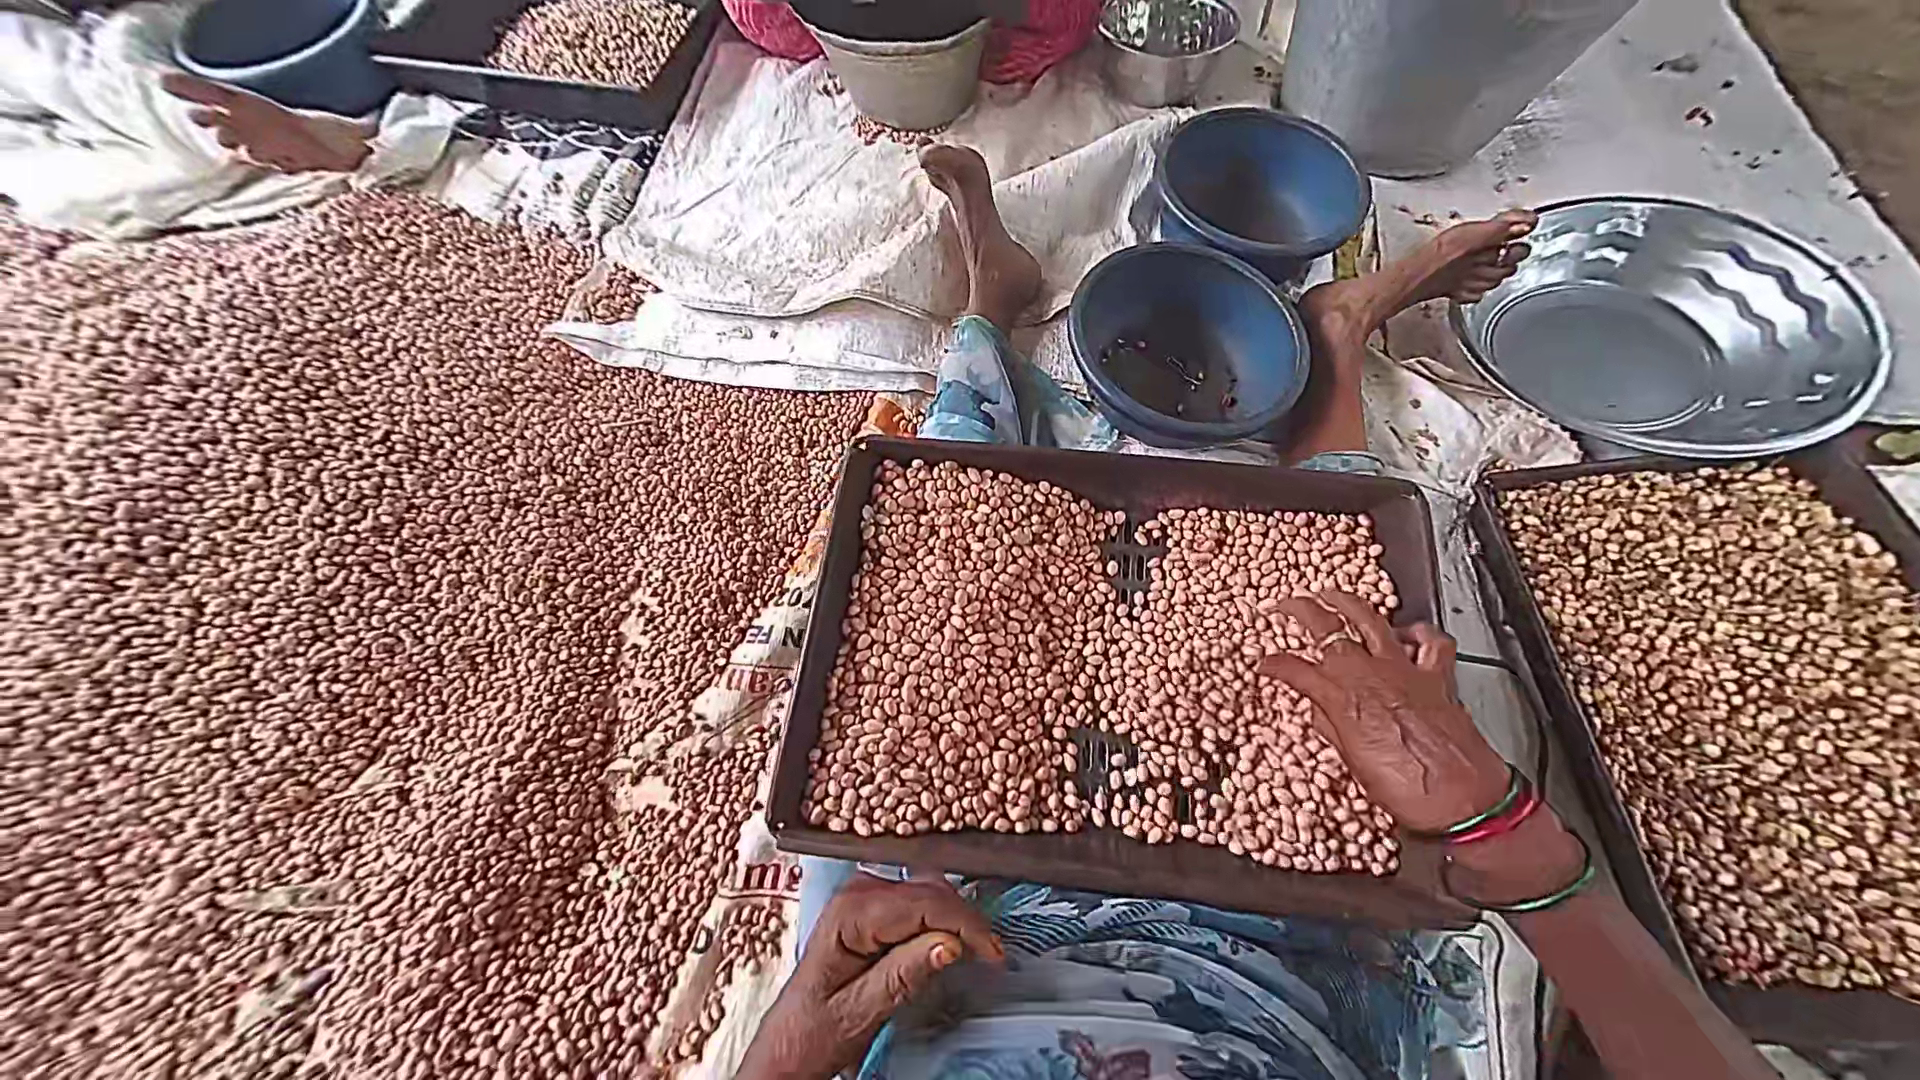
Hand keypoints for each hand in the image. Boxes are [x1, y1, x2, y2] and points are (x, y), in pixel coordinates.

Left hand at [738, 874, 1002, 1079]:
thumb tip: (953, 942)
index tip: (993, 953)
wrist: (786, 1043)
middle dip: (965, 918)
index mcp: (852, 910)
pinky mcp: (874, 903)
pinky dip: (942, 915)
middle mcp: (860, 889)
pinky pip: (918, 898)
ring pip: (928, 888)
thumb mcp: (859, 1012)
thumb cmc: (813, 1032)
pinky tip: (954, 938)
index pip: (923, 902)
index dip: (964, 923)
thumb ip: (903, 975)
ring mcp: (867, 892)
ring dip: (956, 915)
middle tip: (992, 955)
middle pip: (928, 889)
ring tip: (979, 948)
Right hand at [1259, 591, 1511, 833]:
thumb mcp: (1353, 763)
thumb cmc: (1408, 791)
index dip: (1274, 664)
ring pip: (1371, 620)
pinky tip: (1407, 632)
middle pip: (1326, 629)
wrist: (1468, 805)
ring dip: (1348, 602)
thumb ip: (1331, 727)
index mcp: (1341, 698)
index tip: (1265, 665)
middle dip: (1300, 610)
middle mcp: (1368, 676)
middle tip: (1286, 604)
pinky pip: (1431, 642)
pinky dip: (1418, 632)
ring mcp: (1404, 671)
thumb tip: (1318, 709)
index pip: (1294, 669)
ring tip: (1333, 594)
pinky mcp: (1438, 678)